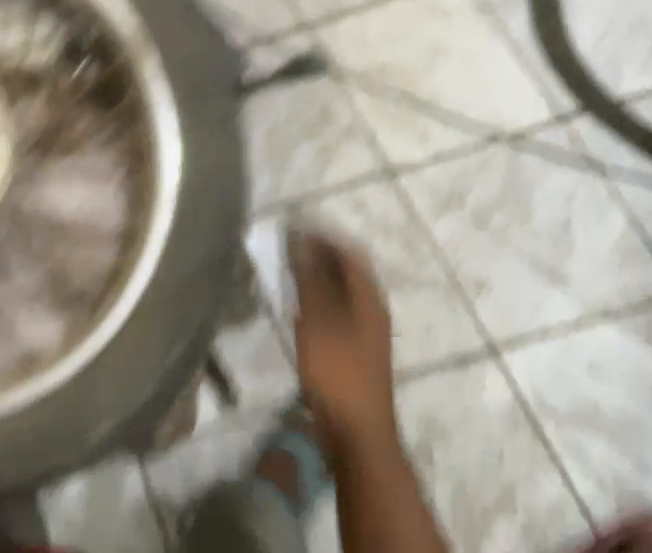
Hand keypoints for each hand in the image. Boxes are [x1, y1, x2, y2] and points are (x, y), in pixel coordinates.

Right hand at [289, 229, 396, 448]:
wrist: (356, 430)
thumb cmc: (337, 371)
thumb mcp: (319, 319)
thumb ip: (309, 277)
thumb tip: (300, 237)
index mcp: (367, 298)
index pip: (347, 251)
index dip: (321, 232)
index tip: (291, 221)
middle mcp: (370, 309)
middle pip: (345, 268)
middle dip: (316, 250)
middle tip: (281, 240)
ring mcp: (364, 331)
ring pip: (339, 288)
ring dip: (315, 273)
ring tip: (282, 265)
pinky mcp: (352, 348)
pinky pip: (334, 307)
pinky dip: (314, 295)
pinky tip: (294, 303)